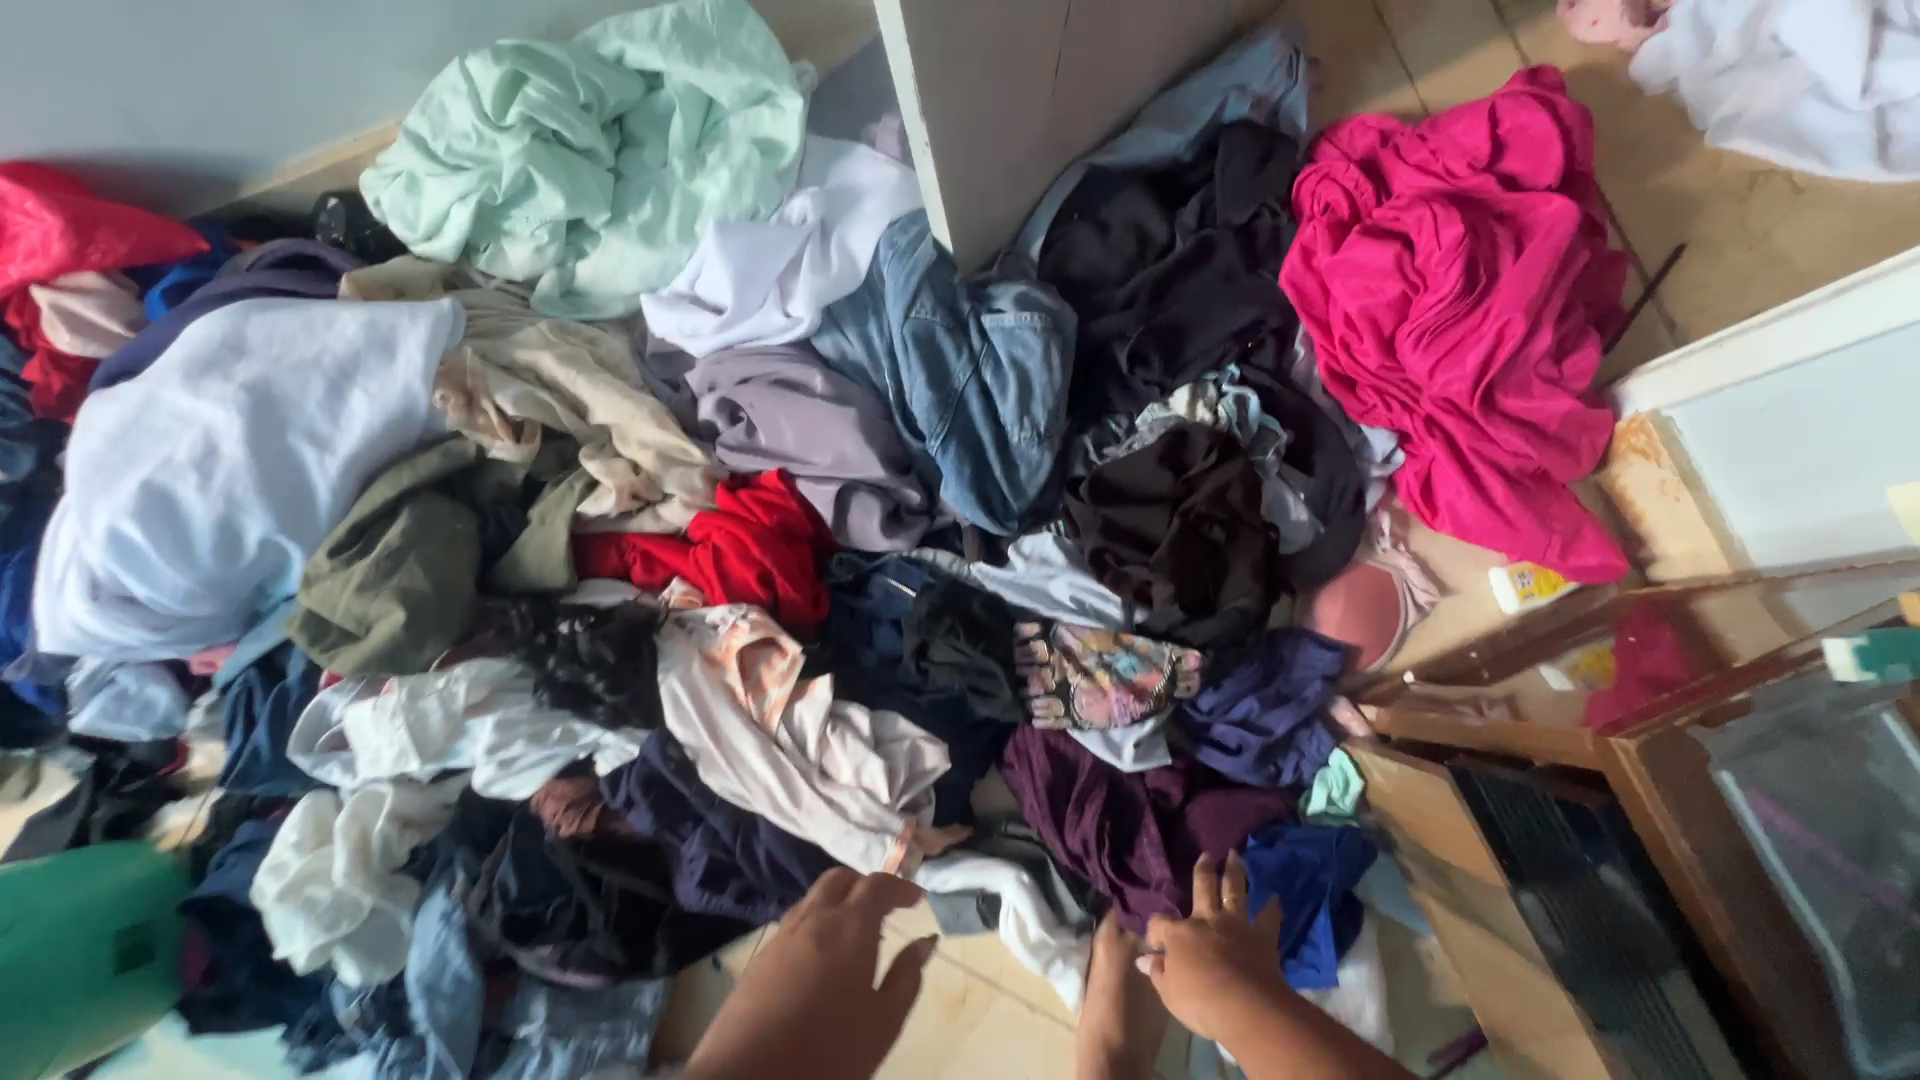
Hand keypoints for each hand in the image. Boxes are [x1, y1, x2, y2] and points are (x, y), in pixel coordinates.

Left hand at [682, 869, 936, 1079]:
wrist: (749, 1078)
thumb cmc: (829, 1051)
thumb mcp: (883, 1022)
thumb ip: (907, 976)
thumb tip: (925, 941)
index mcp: (849, 927)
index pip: (876, 884)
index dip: (899, 886)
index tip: (916, 899)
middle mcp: (814, 919)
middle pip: (839, 879)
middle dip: (865, 885)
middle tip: (885, 908)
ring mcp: (782, 936)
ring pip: (814, 898)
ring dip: (838, 902)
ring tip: (856, 935)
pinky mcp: (761, 958)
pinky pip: (795, 922)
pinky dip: (816, 923)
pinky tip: (823, 958)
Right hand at [1138, 851, 1283, 1042]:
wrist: (1245, 1007)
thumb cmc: (1200, 1001)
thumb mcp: (1168, 992)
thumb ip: (1157, 972)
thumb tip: (1144, 959)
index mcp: (1180, 934)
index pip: (1160, 924)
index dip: (1154, 932)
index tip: (1154, 944)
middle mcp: (1208, 920)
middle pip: (1203, 888)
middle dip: (1203, 870)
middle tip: (1207, 854)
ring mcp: (1237, 925)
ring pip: (1235, 891)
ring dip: (1235, 872)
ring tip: (1235, 855)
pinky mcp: (1262, 937)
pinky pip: (1268, 918)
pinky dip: (1272, 907)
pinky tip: (1275, 897)